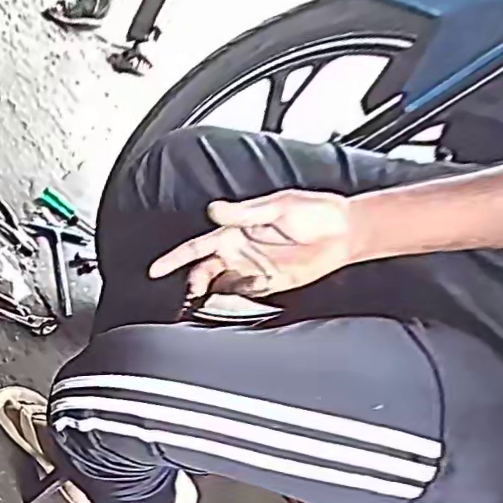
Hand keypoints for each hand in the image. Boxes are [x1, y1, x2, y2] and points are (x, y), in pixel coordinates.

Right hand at [148, 189, 355, 300]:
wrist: (347, 234)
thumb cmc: (318, 213)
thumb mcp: (281, 205)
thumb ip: (245, 212)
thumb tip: (215, 209)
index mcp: (234, 233)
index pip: (196, 247)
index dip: (173, 259)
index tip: (155, 270)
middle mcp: (236, 254)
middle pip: (200, 272)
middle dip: (191, 283)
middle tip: (192, 289)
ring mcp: (247, 271)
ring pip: (215, 287)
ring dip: (209, 294)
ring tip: (208, 296)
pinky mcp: (261, 285)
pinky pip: (238, 296)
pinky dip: (235, 297)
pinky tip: (242, 291)